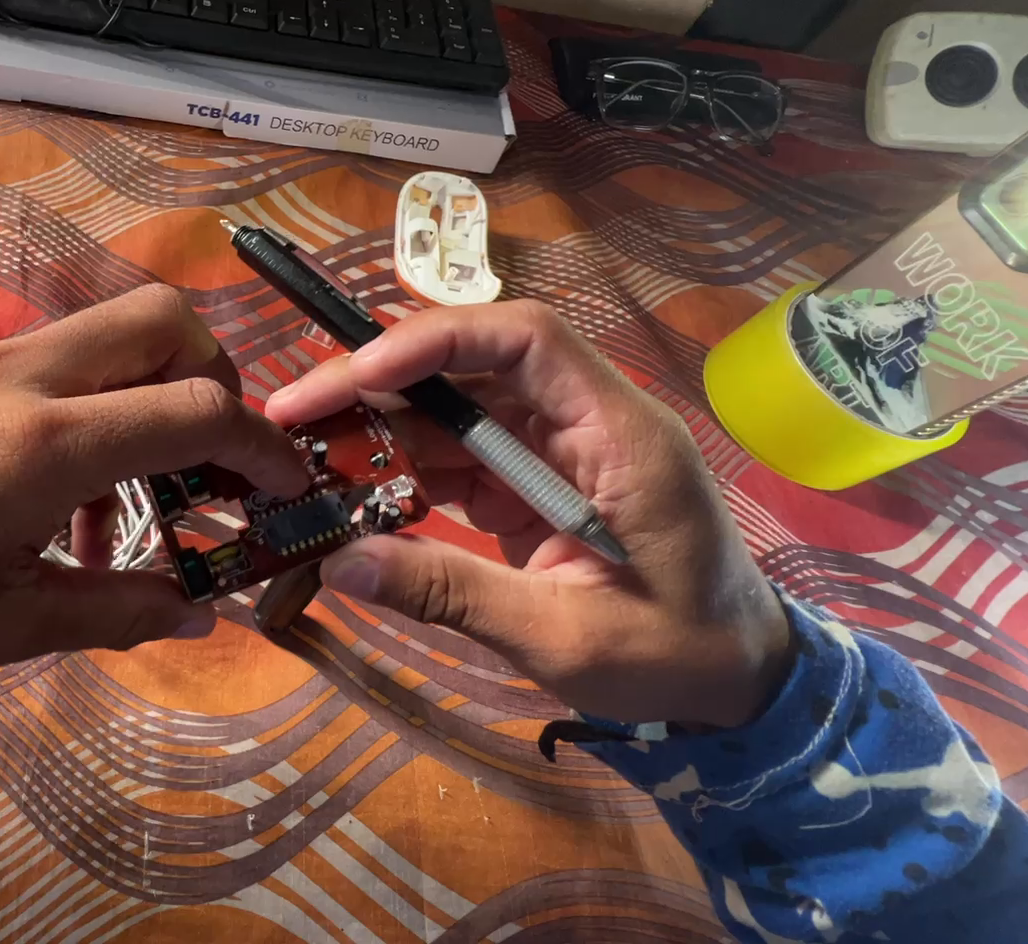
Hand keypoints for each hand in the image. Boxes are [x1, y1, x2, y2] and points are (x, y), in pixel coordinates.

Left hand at [0, 285, 310, 677]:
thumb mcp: (3, 625)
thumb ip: (115, 611)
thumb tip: (200, 614)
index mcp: (44, 447)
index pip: (196, 410)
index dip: (260, 444)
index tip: (286, 483)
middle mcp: (27, 378)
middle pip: (165, 321)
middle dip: (215, 379)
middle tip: (208, 459)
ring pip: (115, 330)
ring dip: (155, 393)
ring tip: (133, 498)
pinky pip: (65, 358)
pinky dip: (101, 404)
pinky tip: (68, 489)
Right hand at [265, 300, 791, 728]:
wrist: (737, 685)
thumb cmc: (677, 656)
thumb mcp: (563, 635)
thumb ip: (452, 592)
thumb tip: (337, 563)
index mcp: (616, 435)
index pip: (524, 341)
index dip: (437, 340)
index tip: (359, 372)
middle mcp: (578, 421)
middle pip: (464, 368)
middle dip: (372, 384)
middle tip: (291, 413)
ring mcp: (547, 448)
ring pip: (444, 409)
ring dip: (371, 425)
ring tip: (299, 452)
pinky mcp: (524, 479)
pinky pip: (447, 455)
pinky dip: (393, 467)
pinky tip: (344, 486)